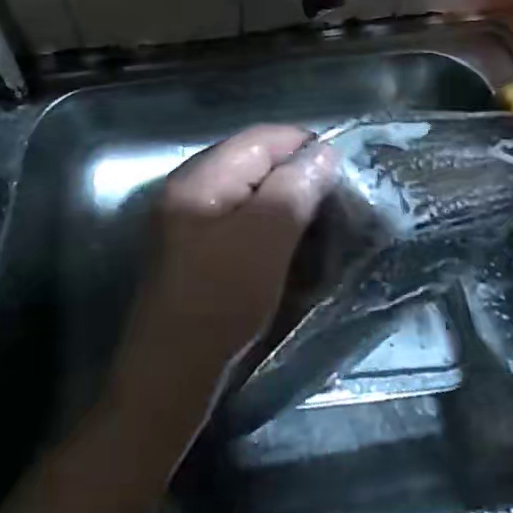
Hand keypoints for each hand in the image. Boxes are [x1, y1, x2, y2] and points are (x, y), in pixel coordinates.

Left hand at [130, 125, 339, 372]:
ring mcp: (189, 218)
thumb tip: (325, 151)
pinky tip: (286, 243)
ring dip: (284, 199)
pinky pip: (240, 216)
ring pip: (250, 189)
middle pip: (255, 159)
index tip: (341, 174)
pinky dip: (267, 221)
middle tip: (332, 200)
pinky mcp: (195, 247)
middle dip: (296, 173)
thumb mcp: (267, 236)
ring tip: (316, 221)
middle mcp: (190, 187)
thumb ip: (296, 186)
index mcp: (201, 176)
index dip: (306, 147)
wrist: (171, 374)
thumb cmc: (221, 298)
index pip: (264, 137)